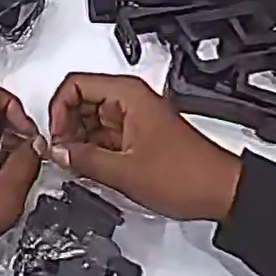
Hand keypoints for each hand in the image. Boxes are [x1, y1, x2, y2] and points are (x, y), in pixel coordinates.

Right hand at [44, 73, 240, 221]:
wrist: (220, 191)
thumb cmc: (188, 174)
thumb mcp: (124, 171)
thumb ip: (83, 159)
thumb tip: (58, 152)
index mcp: (127, 94)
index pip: (75, 84)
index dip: (59, 109)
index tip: (56, 134)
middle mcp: (130, 98)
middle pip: (80, 99)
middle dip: (67, 125)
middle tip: (62, 151)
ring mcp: (133, 115)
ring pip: (90, 118)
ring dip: (79, 139)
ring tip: (76, 163)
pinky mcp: (137, 133)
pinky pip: (103, 133)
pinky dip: (93, 147)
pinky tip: (91, 166)